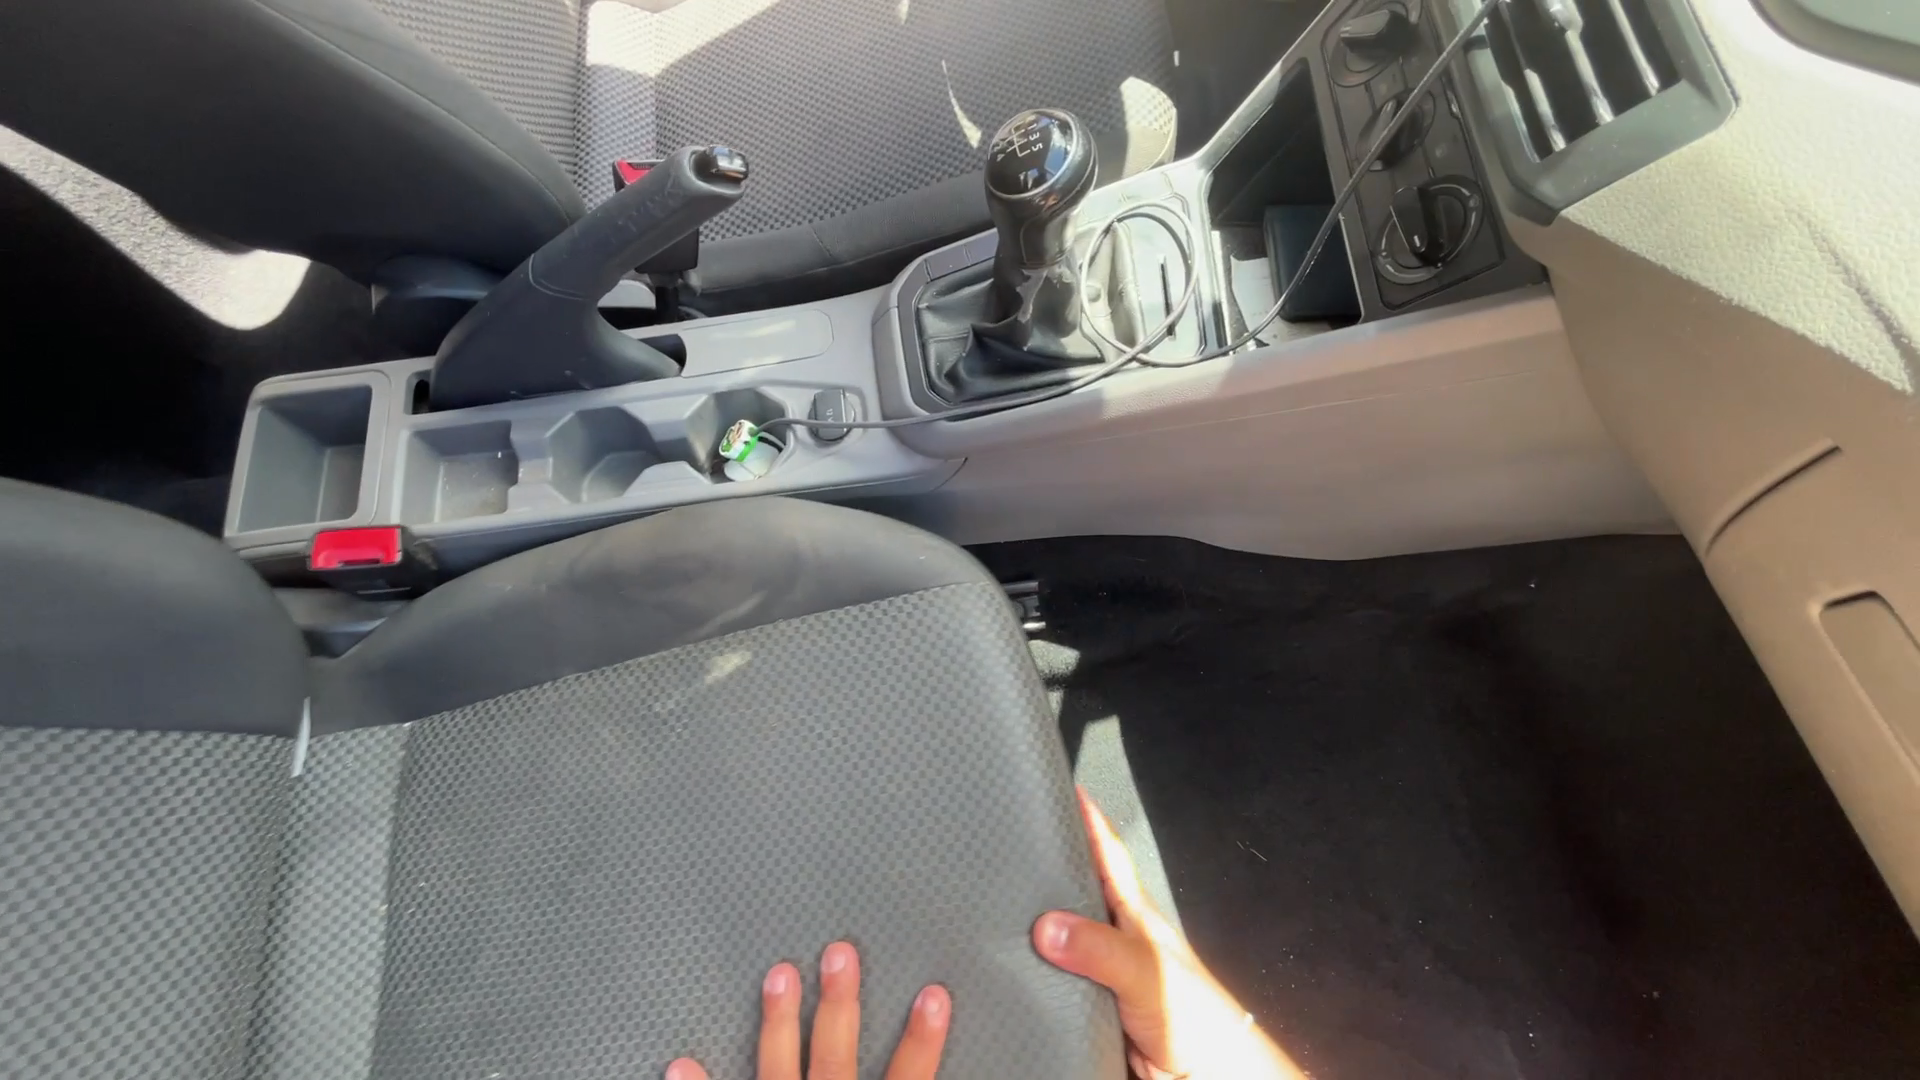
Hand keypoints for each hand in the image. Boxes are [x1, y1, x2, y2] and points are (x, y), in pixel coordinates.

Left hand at [665, 942, 949, 1079]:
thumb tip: (922, 1048)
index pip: (906, 1079)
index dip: (922, 1038)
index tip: (934, 991)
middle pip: (835, 1058)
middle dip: (838, 1003)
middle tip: (837, 952)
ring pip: (777, 1072)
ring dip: (777, 1023)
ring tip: (778, 974)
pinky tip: (678, 1062)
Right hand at [1033, 792, 1307, 1079]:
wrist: (1204, 1076)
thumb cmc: (1197, 1019)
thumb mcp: (1146, 971)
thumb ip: (1099, 947)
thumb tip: (1048, 926)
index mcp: (1132, 911)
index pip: (1106, 850)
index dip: (1087, 817)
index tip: (1066, 786)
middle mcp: (1114, 932)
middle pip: (1076, 886)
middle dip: (1050, 861)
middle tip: (1017, 837)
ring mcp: (1101, 967)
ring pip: (1061, 931)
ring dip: (1037, 917)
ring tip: (1001, 896)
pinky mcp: (1088, 1000)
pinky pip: (1052, 973)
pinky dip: (1033, 964)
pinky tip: (1014, 961)